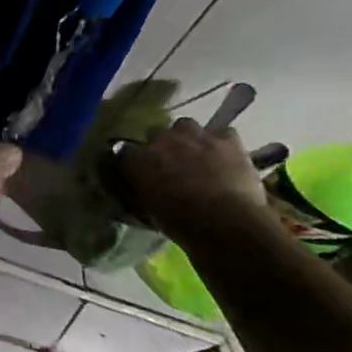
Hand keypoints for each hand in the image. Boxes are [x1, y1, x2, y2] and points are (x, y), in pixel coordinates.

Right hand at [118, 118, 266, 234]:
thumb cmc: (183, 225)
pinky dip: (222, 144)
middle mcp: (164, 139)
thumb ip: (142, 193)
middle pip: (155, 133)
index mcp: (139, 159)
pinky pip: (222, 134)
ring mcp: (196, 136)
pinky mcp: (227, 139)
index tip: (139, 173)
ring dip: (188, 139)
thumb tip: (143, 189)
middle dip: (161, 147)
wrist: (227, 224)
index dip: (134, 162)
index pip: (124, 151)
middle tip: (170, 167)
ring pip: (186, 126)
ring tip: (197, 158)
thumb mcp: (150, 213)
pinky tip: (226, 159)